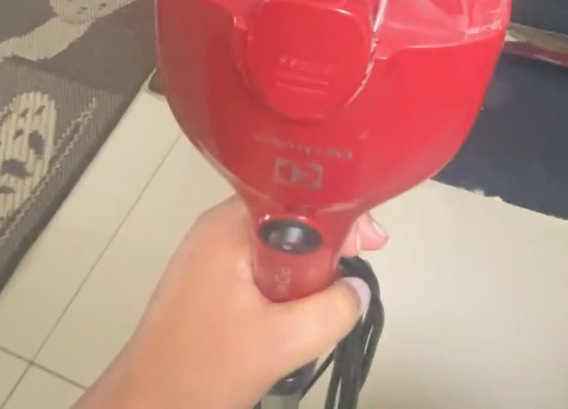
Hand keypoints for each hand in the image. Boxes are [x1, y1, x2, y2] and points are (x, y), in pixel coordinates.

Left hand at [79, 198, 387, 408]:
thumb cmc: (199, 373)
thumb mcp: (280, 345)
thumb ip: (333, 310)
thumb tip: (358, 288)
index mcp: (229, 226)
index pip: (302, 194)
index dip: (342, 214)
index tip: (368, 244)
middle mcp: (219, 227)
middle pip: (295, 213)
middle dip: (331, 239)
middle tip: (355, 267)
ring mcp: (211, 252)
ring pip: (282, 239)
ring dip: (311, 263)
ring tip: (328, 294)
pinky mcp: (210, 277)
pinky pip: (265, 259)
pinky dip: (290, 276)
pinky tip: (299, 305)